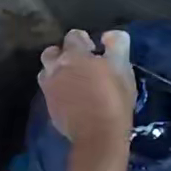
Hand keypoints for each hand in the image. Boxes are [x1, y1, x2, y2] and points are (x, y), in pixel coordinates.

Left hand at [39, 30, 136, 148]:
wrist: (98, 135)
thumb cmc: (113, 97)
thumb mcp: (123, 67)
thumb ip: (117, 45)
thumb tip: (109, 35)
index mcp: (73, 55)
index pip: (73, 36)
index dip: (85, 41)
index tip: (97, 52)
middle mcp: (55, 68)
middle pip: (52, 52)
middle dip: (64, 54)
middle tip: (81, 65)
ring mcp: (49, 89)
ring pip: (46, 72)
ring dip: (57, 72)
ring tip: (73, 81)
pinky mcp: (49, 108)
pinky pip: (50, 92)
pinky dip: (59, 90)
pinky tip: (73, 98)